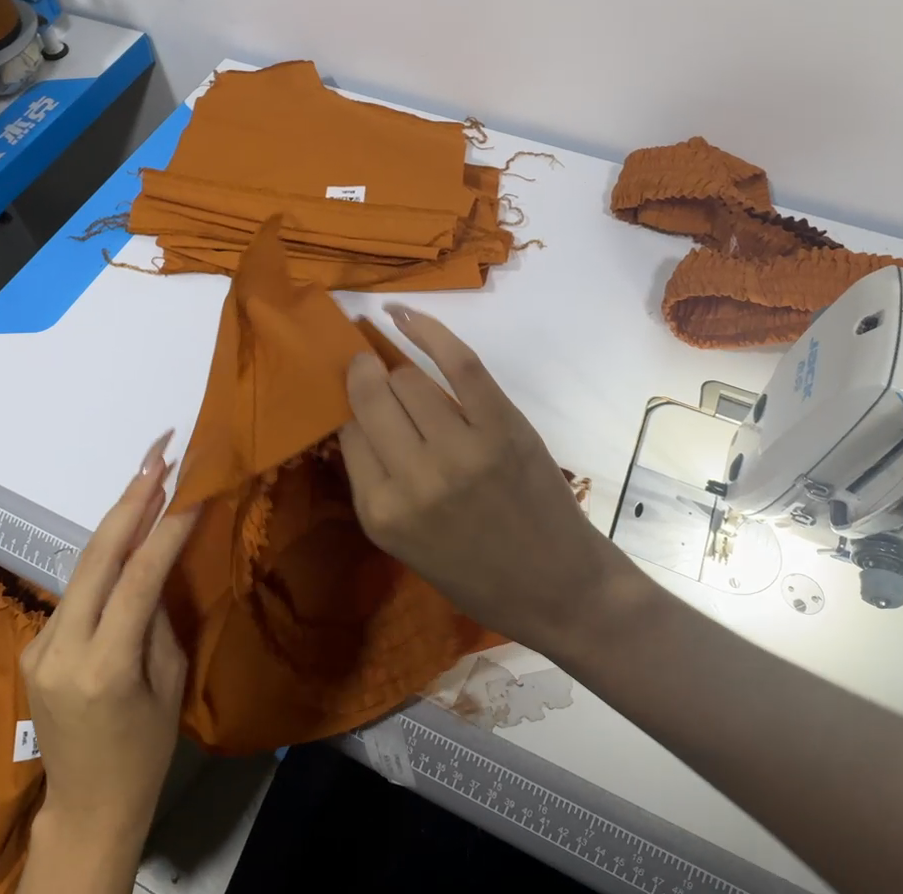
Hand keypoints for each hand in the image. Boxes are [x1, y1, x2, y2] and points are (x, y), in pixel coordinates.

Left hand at [19, 432, 194, 876]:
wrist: (87, 804)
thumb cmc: (145, 753)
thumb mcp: (168, 685)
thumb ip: (158, 619)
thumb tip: (156, 564)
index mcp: (105, 666)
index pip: (138, 578)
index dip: (167, 526)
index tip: (191, 483)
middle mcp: (61, 647)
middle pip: (97, 555)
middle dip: (130, 497)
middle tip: (159, 451)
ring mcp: (39, 644)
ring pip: (82, 566)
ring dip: (117, 519)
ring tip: (149, 476)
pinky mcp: (32, 644)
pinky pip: (75, 590)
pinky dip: (104, 557)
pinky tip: (127, 532)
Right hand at [339, 305, 634, 657]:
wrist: (555, 586)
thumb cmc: (474, 574)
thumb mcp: (404, 544)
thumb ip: (375, 482)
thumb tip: (354, 416)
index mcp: (381, 513)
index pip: (347, 433)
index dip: (348, 409)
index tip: (352, 396)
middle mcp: (413, 479)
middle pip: (372, 398)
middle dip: (364, 377)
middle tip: (365, 365)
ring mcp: (460, 448)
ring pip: (408, 379)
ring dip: (397, 367)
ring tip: (394, 358)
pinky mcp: (502, 424)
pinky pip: (456, 361)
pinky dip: (427, 330)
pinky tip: (404, 316)